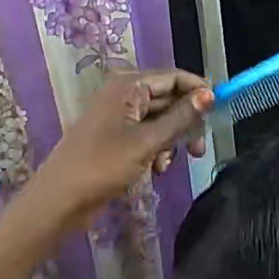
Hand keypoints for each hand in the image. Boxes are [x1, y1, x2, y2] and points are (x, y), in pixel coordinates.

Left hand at [24, 70, 212, 229]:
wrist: (59, 201)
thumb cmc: (102, 166)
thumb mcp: (147, 142)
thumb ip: (181, 118)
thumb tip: (210, 94)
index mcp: (128, 85)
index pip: (174, 78)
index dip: (198, 91)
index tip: (219, 111)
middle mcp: (125, 95)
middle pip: (169, 99)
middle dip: (186, 123)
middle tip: (199, 149)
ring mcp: (120, 117)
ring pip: (161, 120)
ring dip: (172, 141)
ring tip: (170, 164)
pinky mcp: (117, 139)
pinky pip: (148, 136)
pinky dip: (157, 151)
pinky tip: (157, 170)